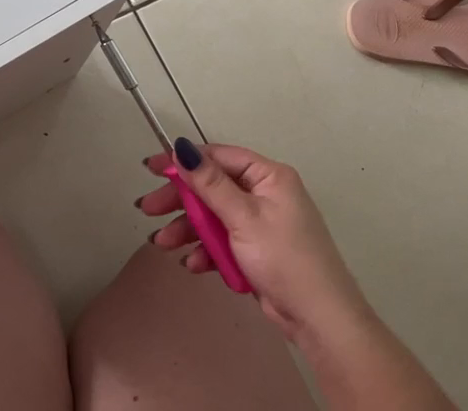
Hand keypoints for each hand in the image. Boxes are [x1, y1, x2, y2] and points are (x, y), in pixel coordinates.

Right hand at [139, 140, 368, 337]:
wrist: (319, 319)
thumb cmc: (284, 259)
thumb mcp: (243, 218)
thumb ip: (209, 183)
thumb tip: (182, 147)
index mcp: (268, 177)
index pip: (218, 157)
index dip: (184, 161)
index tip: (153, 169)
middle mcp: (264, 194)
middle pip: (211, 188)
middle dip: (180, 201)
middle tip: (147, 208)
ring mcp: (260, 223)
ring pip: (213, 216)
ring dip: (188, 230)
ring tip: (162, 244)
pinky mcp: (256, 249)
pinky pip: (223, 240)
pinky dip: (206, 249)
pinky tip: (193, 264)